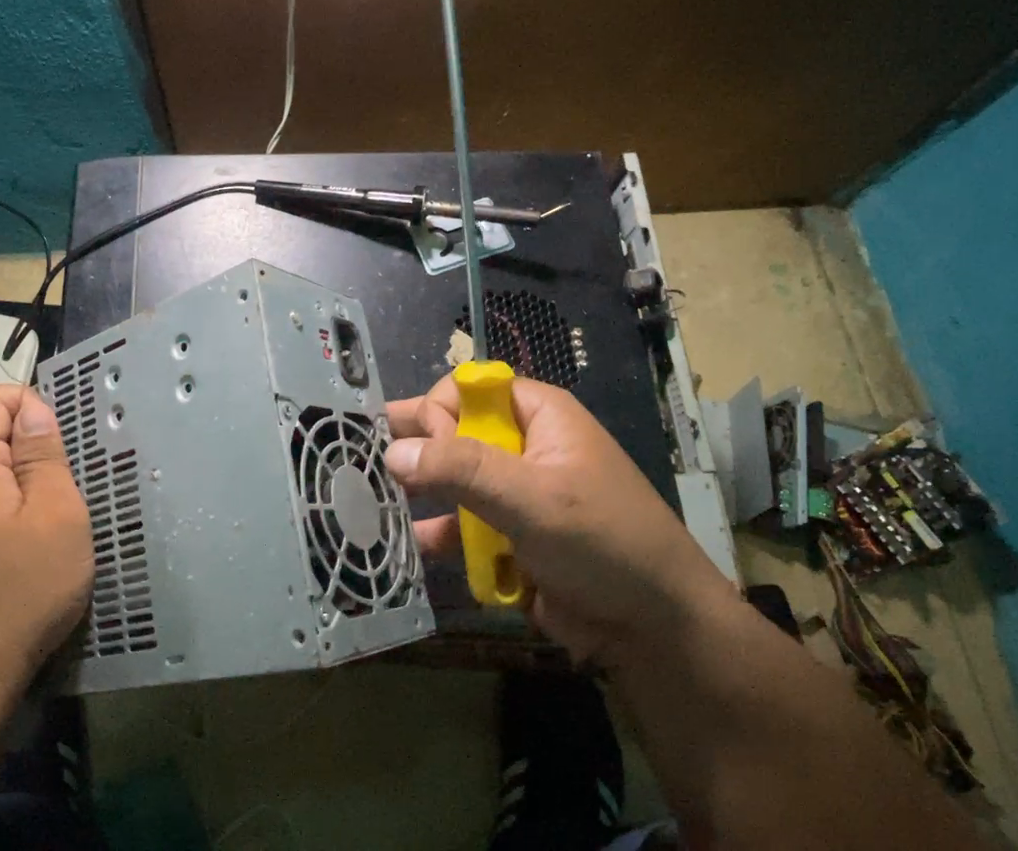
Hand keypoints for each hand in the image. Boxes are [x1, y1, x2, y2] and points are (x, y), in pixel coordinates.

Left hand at [0, 385, 91, 691]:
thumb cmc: (24, 588)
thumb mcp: (56, 513)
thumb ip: (43, 454)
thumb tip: (33, 408)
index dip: (28, 404)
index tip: (59, 447)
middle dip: (30, 447)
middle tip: (65, 489)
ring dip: (23, 482)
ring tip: (53, 520)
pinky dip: (9, 509)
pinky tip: (29, 547)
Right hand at [386, 375, 736, 668]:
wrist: (654, 628)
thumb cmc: (603, 543)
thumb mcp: (533, 498)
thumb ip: (462, 469)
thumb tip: (392, 450)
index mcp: (540, 417)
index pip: (470, 390)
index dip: (438, 411)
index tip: (420, 447)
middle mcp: (524, 447)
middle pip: (455, 433)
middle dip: (417, 449)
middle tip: (364, 464)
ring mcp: (515, 495)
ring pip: (452, 481)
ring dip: (420, 493)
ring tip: (371, 504)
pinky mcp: (508, 538)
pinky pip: (461, 525)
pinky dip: (437, 533)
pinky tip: (404, 545)